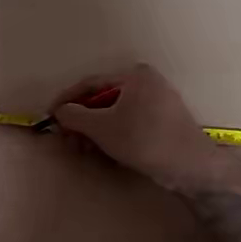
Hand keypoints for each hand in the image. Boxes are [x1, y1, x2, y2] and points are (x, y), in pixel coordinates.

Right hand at [50, 64, 222, 188]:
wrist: (190, 166)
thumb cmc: (144, 139)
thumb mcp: (102, 127)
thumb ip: (75, 116)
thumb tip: (60, 111)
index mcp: (134, 75)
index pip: (90, 84)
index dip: (67, 100)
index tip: (50, 115)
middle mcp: (147, 83)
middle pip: (102, 99)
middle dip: (82, 121)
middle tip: (66, 138)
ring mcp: (157, 102)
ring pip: (114, 114)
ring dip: (94, 131)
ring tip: (82, 149)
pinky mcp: (162, 122)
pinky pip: (128, 123)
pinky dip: (112, 135)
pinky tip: (102, 151)